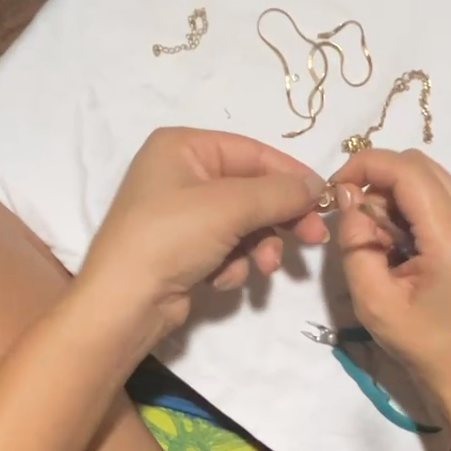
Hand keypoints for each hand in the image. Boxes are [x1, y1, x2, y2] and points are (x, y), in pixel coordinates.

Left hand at [80, 128, 329, 338]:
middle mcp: (182, 175)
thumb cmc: (171, 238)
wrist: (125, 303)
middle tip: (312, 238)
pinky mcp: (185, 251)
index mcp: (183, 147)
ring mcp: (183, 216)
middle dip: (279, 219)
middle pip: (252, 191)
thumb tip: (318, 186)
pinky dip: (233, 265)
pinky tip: (221, 279)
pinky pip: (227, 249)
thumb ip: (279, 192)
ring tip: (263, 268)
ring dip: (259, 248)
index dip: (291, 176)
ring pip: (245, 225)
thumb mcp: (230, 207)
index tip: (325, 200)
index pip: (253, 153)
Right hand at [332, 149, 450, 392]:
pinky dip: (409, 203)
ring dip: (393, 192)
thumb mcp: (372, 300)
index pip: (408, 172)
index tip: (335, 188)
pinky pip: (437, 192)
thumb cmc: (416, 340)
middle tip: (356, 218)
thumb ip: (356, 243)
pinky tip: (400, 240)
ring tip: (379, 236)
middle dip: (378, 179)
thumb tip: (349, 196)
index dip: (366, 166)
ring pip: (427, 174)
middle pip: (419, 164)